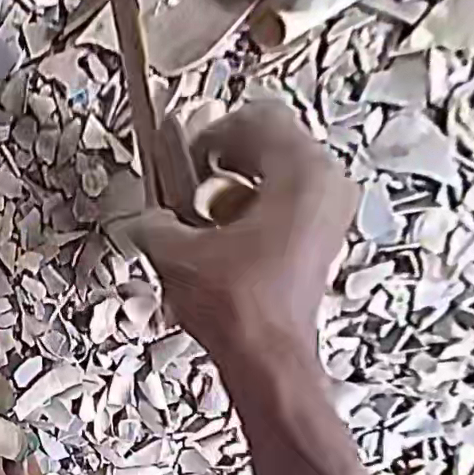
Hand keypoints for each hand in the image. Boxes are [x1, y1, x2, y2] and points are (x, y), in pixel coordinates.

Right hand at [120, 103, 358, 367]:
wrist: (264, 354)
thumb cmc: (240, 308)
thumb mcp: (178, 256)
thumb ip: (155, 224)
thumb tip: (147, 217)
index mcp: (302, 175)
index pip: (257, 119)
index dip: (208, 135)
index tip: (181, 155)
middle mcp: (325, 186)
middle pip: (267, 147)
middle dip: (217, 168)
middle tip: (184, 191)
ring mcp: (326, 214)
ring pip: (271, 179)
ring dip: (227, 195)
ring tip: (197, 225)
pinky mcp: (315, 240)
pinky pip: (278, 207)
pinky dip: (244, 216)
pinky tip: (216, 245)